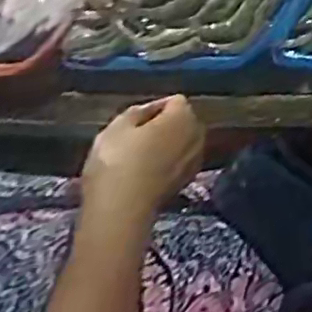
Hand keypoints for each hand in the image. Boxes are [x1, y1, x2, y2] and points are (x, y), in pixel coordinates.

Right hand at [82, 95, 204, 219]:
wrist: (122, 210)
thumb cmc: (117, 162)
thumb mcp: (115, 129)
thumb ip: (134, 113)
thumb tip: (146, 110)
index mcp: (182, 114)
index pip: (173, 101)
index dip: (152, 109)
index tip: (133, 123)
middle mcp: (197, 130)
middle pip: (181, 121)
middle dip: (163, 126)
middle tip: (135, 140)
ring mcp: (196, 155)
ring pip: (181, 142)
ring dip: (166, 145)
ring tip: (139, 158)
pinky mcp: (189, 178)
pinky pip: (179, 162)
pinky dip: (168, 164)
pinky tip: (147, 175)